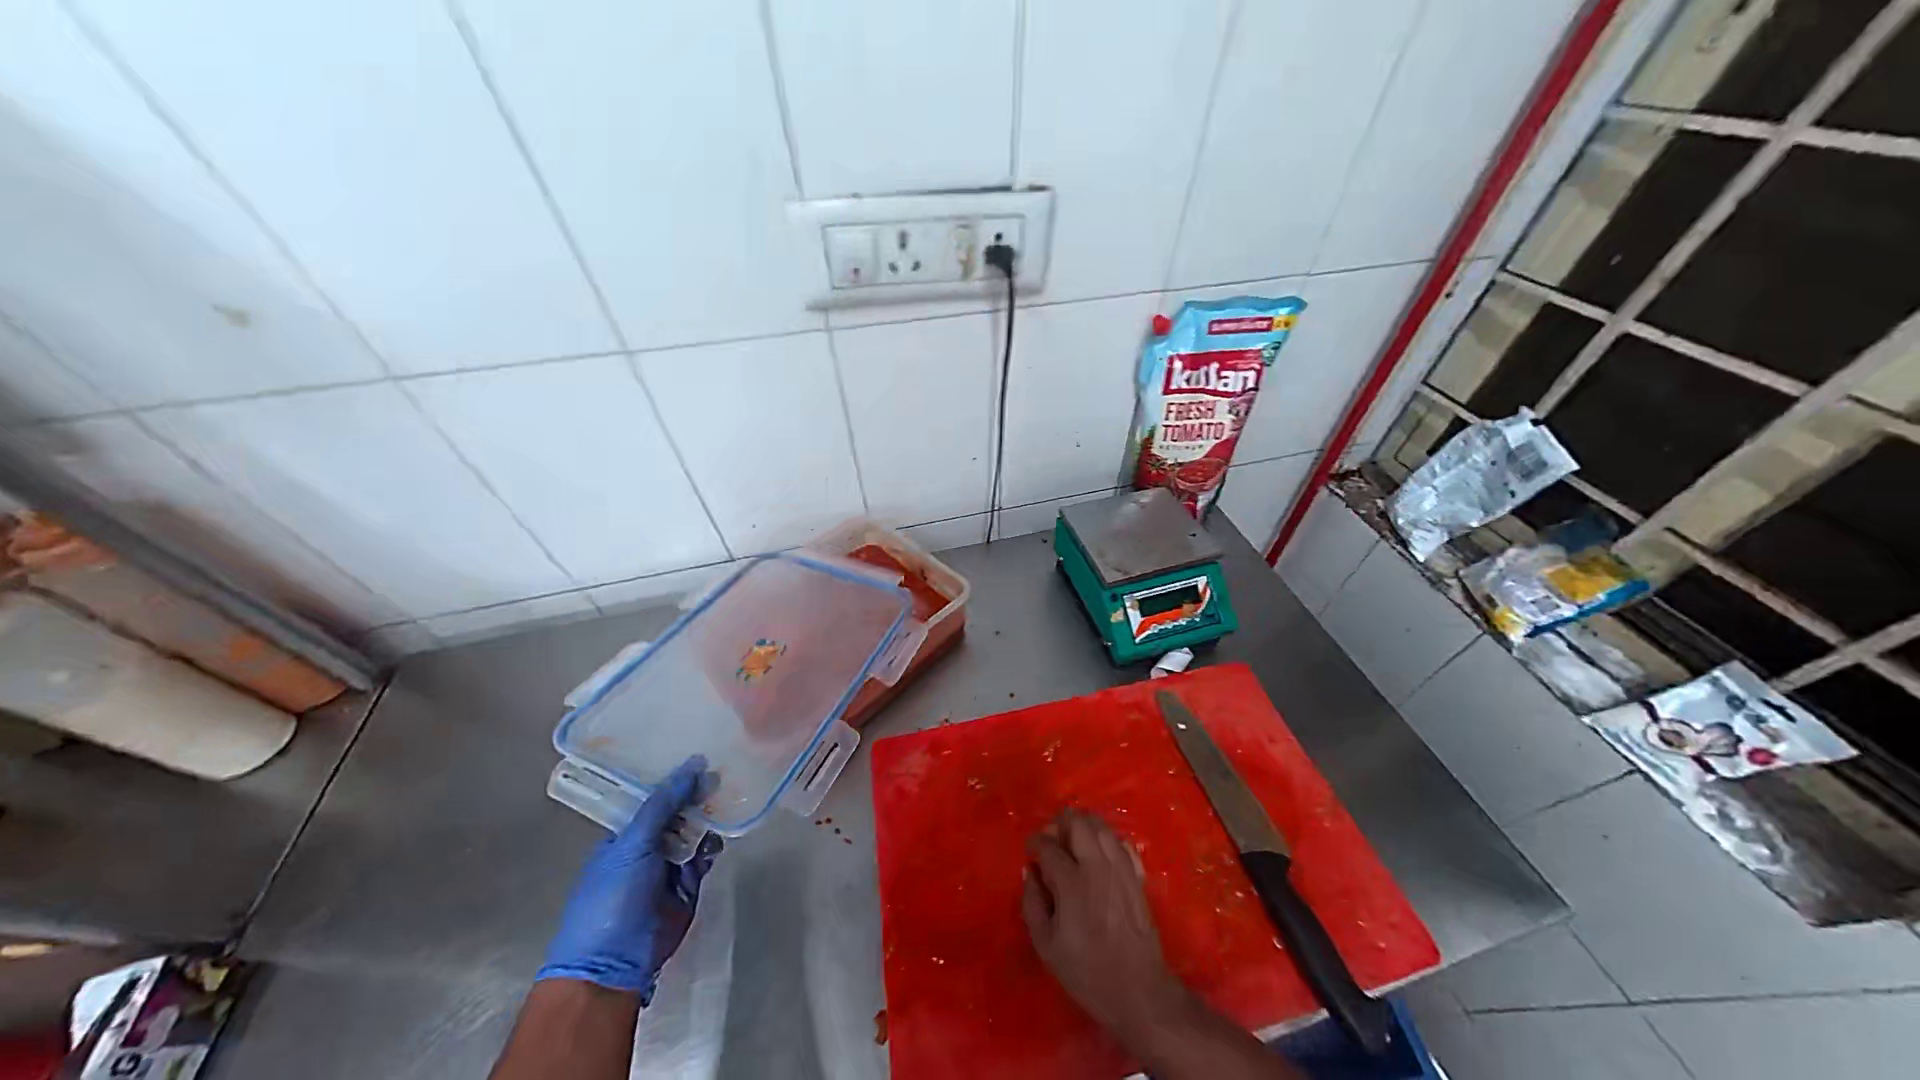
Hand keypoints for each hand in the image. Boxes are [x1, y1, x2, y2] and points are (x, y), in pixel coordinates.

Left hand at [538, 755, 722, 1002]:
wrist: (615, 962)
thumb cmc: (613, 896)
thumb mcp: (632, 844)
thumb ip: (662, 805)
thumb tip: (693, 765)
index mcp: (625, 835)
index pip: (654, 798)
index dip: (675, 780)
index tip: (702, 757)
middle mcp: (647, 846)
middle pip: (677, 813)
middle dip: (697, 796)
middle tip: (722, 774)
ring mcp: (667, 867)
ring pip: (693, 832)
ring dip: (708, 819)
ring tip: (727, 799)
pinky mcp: (688, 886)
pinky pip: (703, 857)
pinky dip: (712, 846)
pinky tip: (720, 836)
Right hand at [1021, 809, 1186, 1033]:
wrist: (1139, 991)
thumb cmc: (1087, 972)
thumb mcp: (1046, 945)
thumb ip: (1032, 902)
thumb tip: (1030, 871)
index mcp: (1071, 883)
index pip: (1048, 845)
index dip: (1036, 843)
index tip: (1031, 851)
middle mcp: (1098, 866)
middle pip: (1078, 822)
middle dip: (1060, 823)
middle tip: (1052, 840)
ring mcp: (1122, 869)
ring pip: (1102, 826)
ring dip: (1084, 826)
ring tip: (1072, 841)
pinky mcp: (1138, 877)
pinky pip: (1121, 843)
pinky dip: (1107, 840)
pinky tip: (1098, 854)